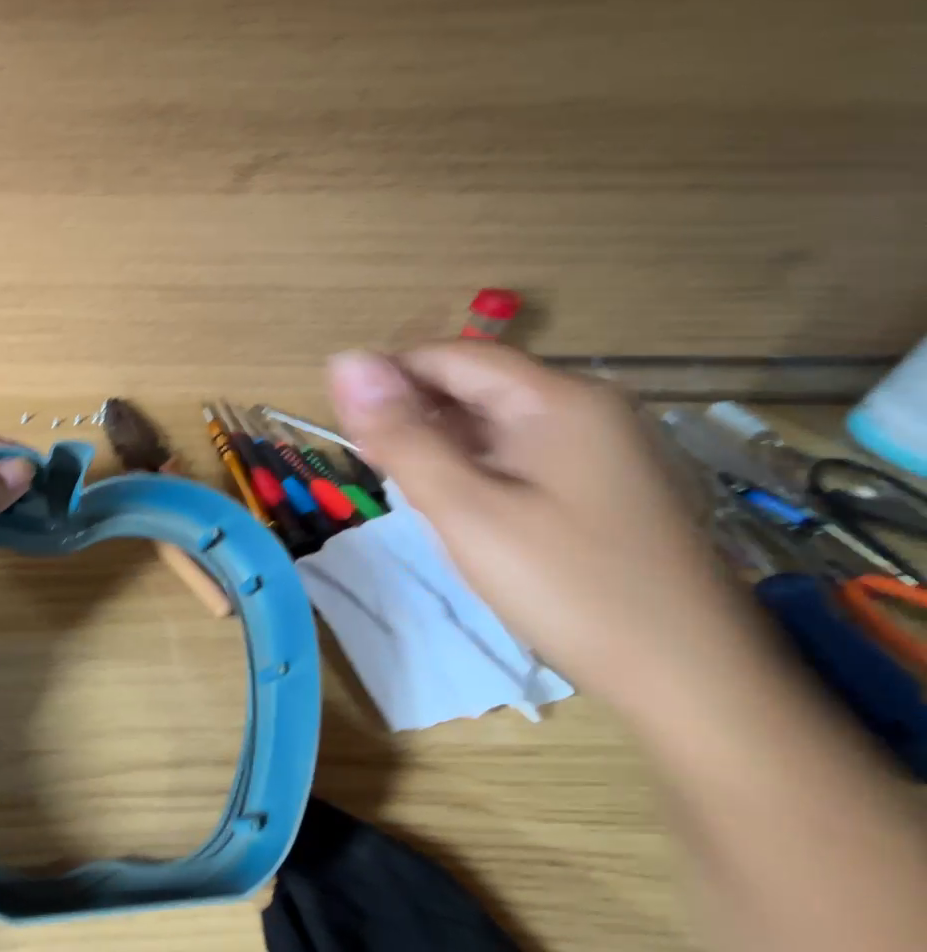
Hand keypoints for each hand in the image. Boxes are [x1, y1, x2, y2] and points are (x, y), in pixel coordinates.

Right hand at [326, 343, 776, 721]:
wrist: (696, 682)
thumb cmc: (570, 588)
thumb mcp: (467, 511)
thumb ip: (401, 435)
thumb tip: (342, 360)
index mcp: (557, 398)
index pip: (449, 355)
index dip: (388, 380)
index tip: (346, 428)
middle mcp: (585, 407)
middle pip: (474, 386)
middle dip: (415, 417)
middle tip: (380, 473)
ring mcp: (602, 447)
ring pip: (494, 423)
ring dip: (443, 448)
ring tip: (417, 498)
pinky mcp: (605, 485)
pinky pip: (522, 455)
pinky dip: (479, 471)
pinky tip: (465, 512)